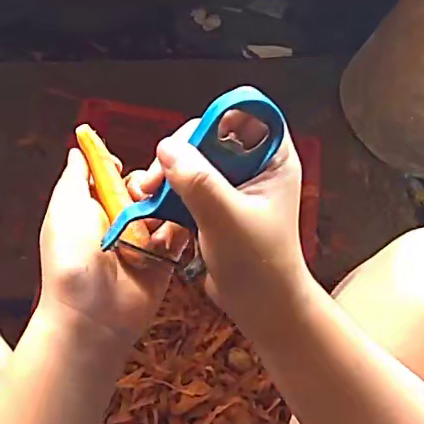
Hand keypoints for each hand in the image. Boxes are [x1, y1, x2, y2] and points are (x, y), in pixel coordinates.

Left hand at [37, 149, 184, 343]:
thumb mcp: (64, 206)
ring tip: (150, 222)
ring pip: (165, 205)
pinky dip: (175, 231)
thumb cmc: (70, 260)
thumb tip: (78, 150)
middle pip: (144, 185)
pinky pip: (179, 232)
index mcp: (90, 206)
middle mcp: (117, 220)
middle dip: (147, 184)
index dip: (118, 166)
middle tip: (140, 195)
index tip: (121, 165)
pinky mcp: (164, 258)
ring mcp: (142, 240)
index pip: (112, 174)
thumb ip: (76, 176)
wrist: (92, 315)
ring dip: (162, 207)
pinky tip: (162, 240)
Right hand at [147, 114, 313, 321]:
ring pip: (194, 158)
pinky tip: (154, 202)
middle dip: (181, 150)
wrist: (262, 308)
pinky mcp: (216, 201)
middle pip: (211, 134)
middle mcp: (255, 164)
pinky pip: (187, 181)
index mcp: (273, 158)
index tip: (189, 143)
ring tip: (150, 191)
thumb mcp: (227, 218)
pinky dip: (170, 189)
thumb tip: (167, 147)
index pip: (246, 115)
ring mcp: (234, 183)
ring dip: (170, 170)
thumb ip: (198, 181)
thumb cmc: (260, 265)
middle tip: (158, 176)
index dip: (216, 121)